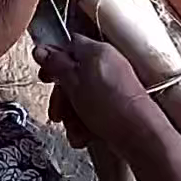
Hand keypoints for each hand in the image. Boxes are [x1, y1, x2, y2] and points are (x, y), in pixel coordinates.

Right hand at [36, 34, 164, 148]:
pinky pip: (96, 107)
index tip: (46, 76)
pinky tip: (84, 135)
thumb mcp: (72, 84)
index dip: (54, 61)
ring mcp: (115, 83)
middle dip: (62, 97)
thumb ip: (56, 65)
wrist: (140, 135)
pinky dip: (87, 121)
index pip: (69, 45)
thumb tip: (41, 50)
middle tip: (57, 112)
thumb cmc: (109, 107)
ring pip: (82, 94)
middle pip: (74, 73)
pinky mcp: (120, 102)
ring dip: (73, 114)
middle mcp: (107, 63)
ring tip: (74, 130)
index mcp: (96, 51)